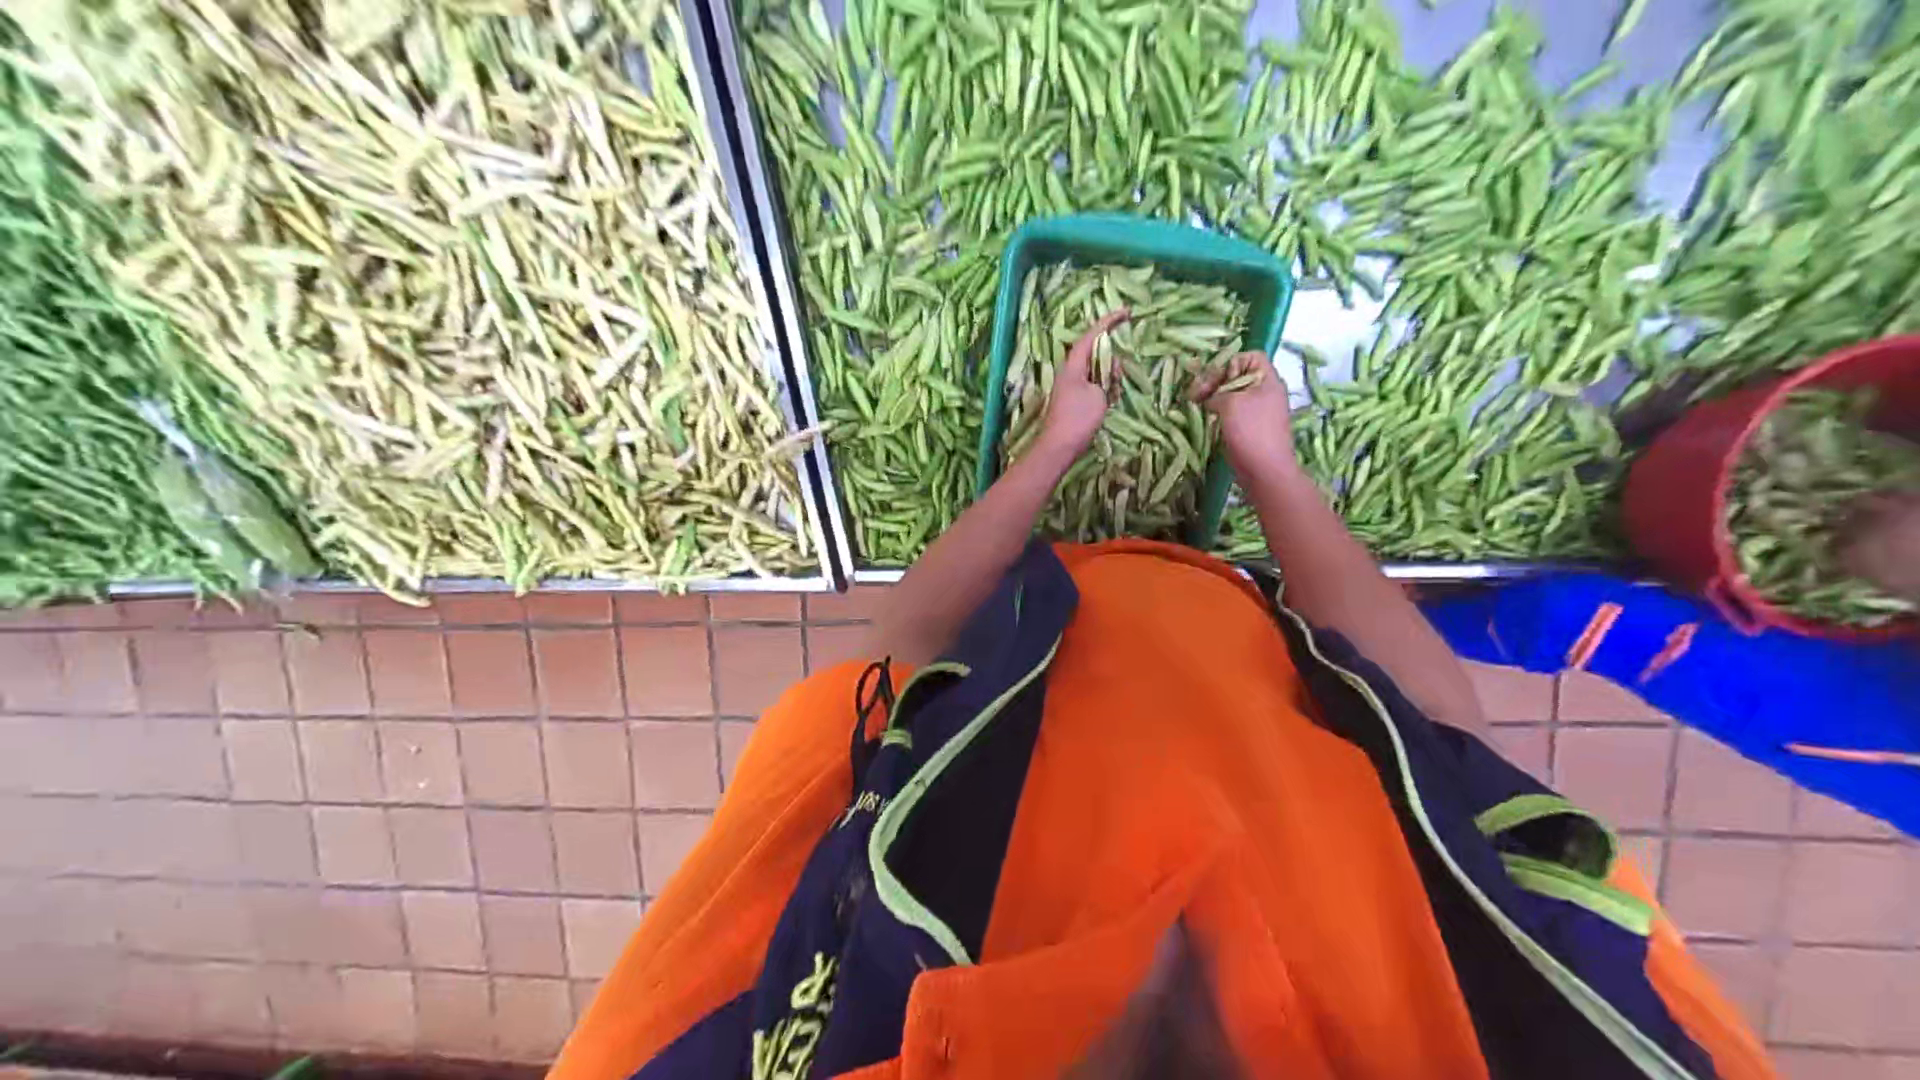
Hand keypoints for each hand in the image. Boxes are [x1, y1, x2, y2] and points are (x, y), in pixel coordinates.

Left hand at [1038, 307, 1129, 458]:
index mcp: (1073, 364)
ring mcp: (1072, 385)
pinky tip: (1108, 404)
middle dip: (1112, 360)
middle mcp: (1070, 371)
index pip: (1092, 334)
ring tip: (1111, 396)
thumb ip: (1107, 376)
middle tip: (1116, 379)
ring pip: (1098, 371)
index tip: (1126, 312)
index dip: (1108, 322)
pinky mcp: (1075, 399)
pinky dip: (1105, 390)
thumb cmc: (1078, 418)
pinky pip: (1095, 386)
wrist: (1060, 446)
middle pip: (1097, 353)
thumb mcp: (1100, 392)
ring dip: (1110, 378)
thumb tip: (1108, 372)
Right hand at [1190, 350, 1298, 481]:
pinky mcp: (1248, 426)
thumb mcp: (1230, 402)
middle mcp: (1264, 391)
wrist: (1264, 469)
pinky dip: (1217, 412)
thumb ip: (1217, 391)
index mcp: (1267, 380)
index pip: (1250, 356)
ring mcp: (1257, 410)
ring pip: (1231, 394)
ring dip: (1213, 397)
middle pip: (1237, 375)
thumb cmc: (1251, 431)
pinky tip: (1205, 418)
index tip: (1215, 379)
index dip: (1230, 363)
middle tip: (1197, 394)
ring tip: (1196, 405)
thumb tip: (1207, 396)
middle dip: (1215, 381)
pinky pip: (1230, 411)